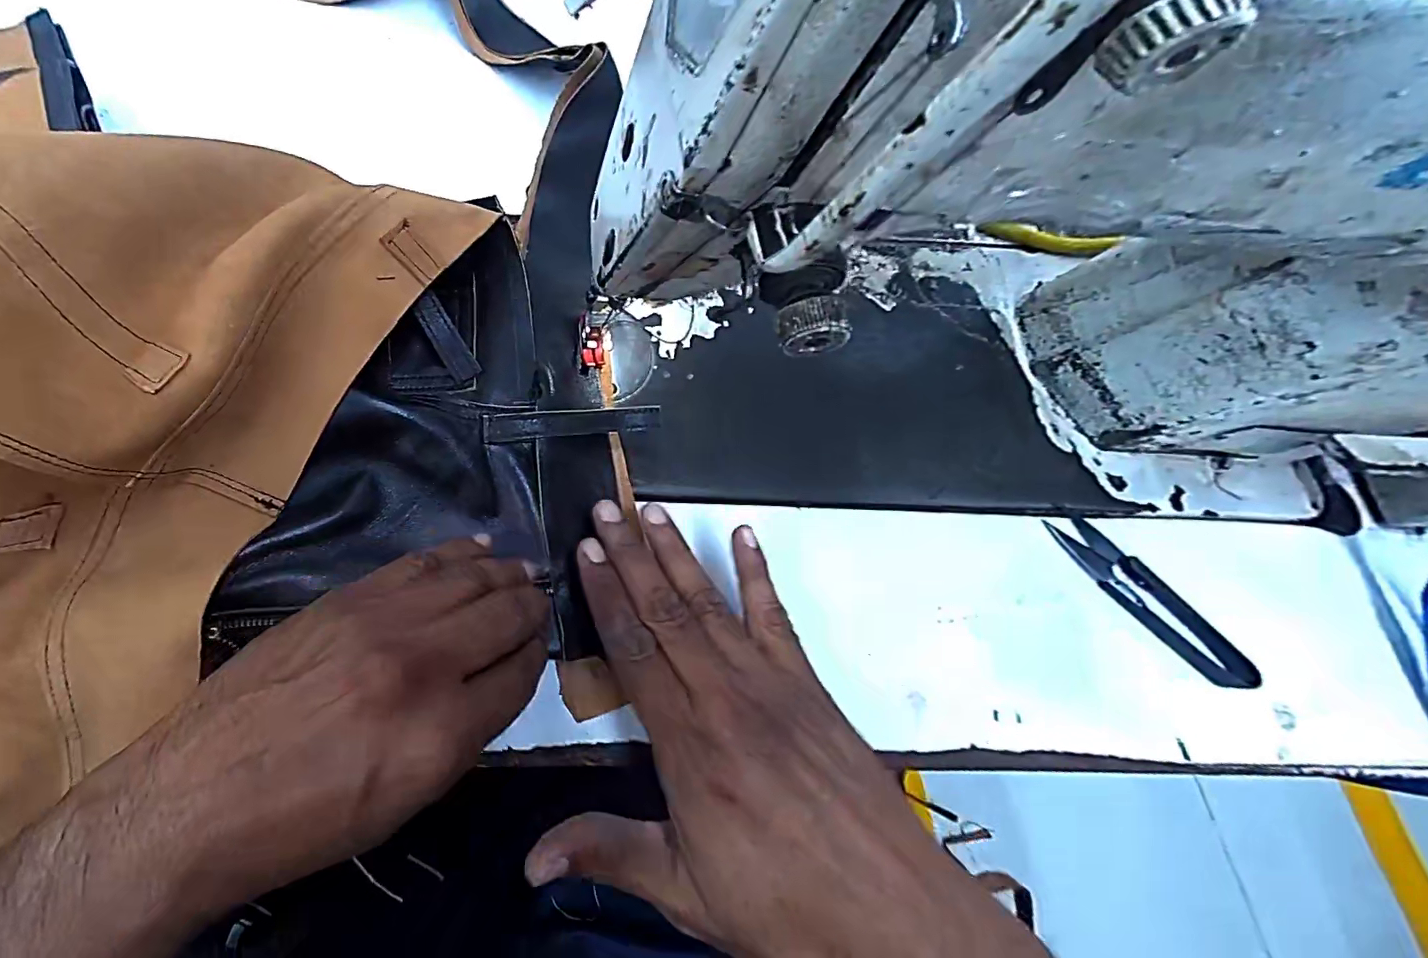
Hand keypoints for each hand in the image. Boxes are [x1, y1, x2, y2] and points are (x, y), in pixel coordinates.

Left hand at [0, 538, 547, 957]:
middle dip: (529, 605)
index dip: (537, 656)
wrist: (202, 794)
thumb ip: (461, 738)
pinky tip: (474, 548)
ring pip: (464, 578)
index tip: (542, 643)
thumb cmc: (307, 820)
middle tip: (543, 598)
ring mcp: (380, 620)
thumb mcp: (403, 801)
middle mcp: (421, 663)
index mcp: (441, 731)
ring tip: (521, 567)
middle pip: (500, 615)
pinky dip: (453, 553)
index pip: (516, 675)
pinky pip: (416, 563)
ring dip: (500, 571)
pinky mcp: (346, 597)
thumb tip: (493, 685)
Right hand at [524, 503, 1045, 957]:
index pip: (633, 647)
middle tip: (606, 509)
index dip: (605, 593)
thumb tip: (531, 861)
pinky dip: (758, 573)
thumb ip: (607, 852)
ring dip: (678, 553)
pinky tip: (744, 537)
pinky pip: (777, 618)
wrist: (896, 918)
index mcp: (687, 741)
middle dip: (631, 554)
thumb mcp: (685, 890)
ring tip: (653, 512)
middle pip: (666, 610)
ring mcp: (771, 684)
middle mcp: (725, 697)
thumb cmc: (785, 906)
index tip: (587, 550)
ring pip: (711, 603)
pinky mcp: (809, 686)